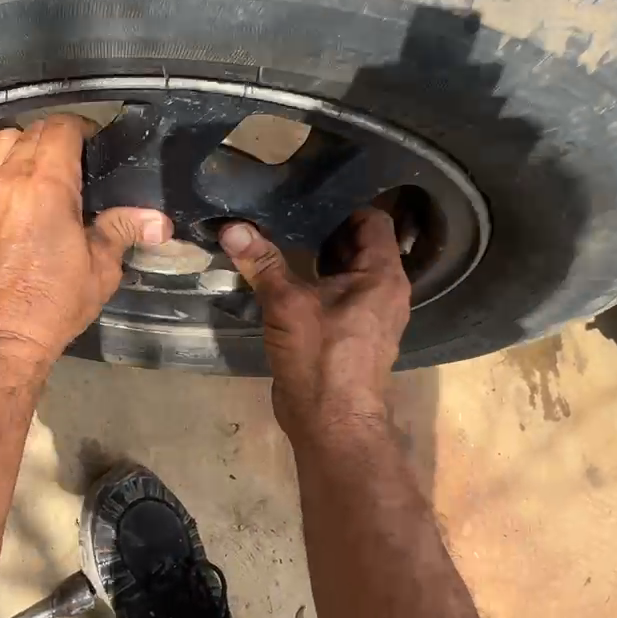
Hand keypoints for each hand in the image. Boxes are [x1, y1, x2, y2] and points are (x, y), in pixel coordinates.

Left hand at [0, 115, 170, 358]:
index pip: (61, 128)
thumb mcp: (101, 267)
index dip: (81, 128)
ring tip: (36, 163)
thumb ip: (123, 229)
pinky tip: (0, 170)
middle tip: (72, 159)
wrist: (2, 332)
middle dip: (55, 136)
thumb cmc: (55, 300)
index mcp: (47, 186)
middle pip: (31, 131)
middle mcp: (9, 178)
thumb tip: (160, 221)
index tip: (93, 143)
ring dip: (21, 143)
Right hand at [218, 210, 410, 442]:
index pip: (372, 220)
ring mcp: (368, 314)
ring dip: (316, 256)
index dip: (342, 204)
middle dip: (322, 228)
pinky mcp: (350, 333)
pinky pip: (337, 294)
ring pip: (345, 271)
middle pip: (358, 244)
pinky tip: (281, 277)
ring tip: (278, 237)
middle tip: (284, 210)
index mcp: (383, 275)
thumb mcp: (287, 304)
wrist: (331, 423)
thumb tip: (232, 227)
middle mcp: (384, 290)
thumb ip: (262, 262)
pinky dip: (314, 282)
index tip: (306, 194)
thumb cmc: (321, 358)